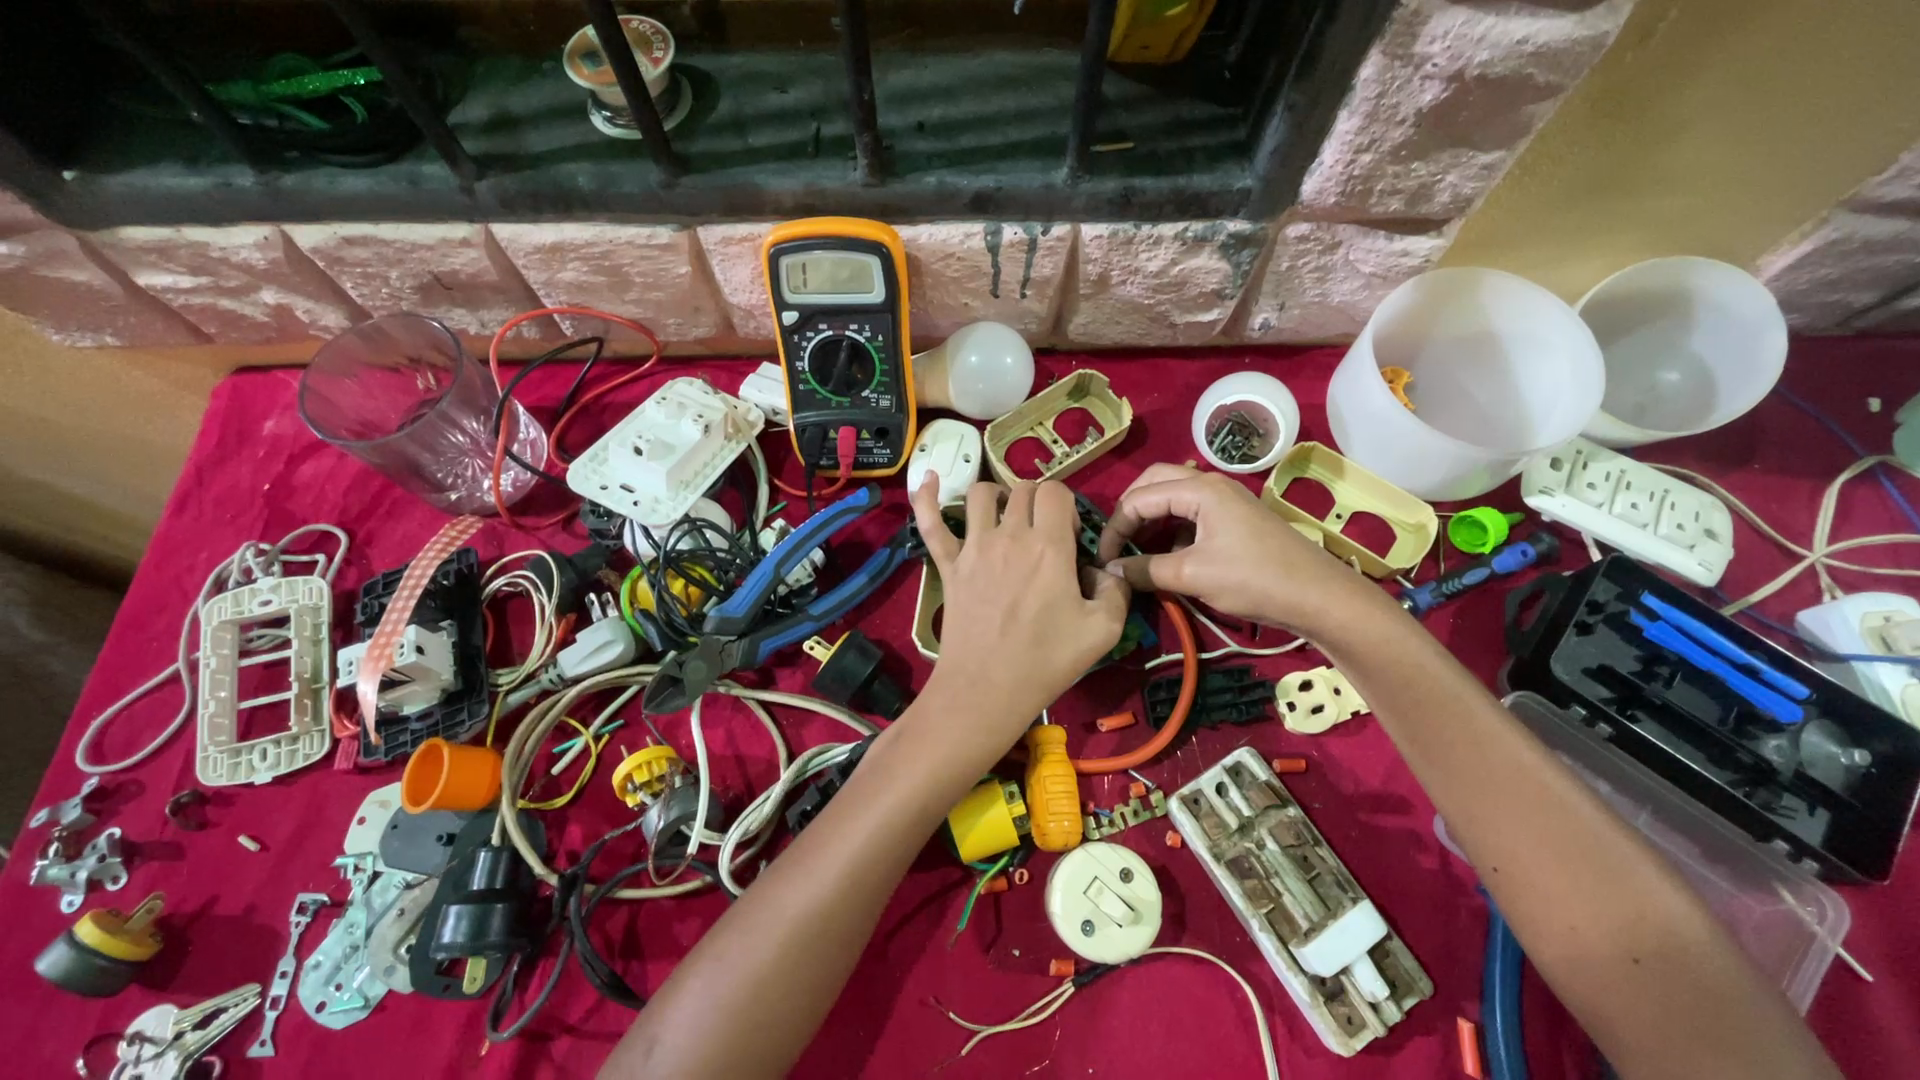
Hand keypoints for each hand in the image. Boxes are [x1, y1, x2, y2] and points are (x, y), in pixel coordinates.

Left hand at [912, 479, 1129, 741]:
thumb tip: (1106, 570)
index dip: (1066, 505)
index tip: (1070, 534)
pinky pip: (930, 522)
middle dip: (1037, 501)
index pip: (1056, 492)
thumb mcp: (1103, 630)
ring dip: (996, 496)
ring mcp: (973, 547)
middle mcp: (1009, 535)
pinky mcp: (947, 565)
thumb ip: (1116, 590)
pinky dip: (926, 497)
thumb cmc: (1046, 660)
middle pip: (1022, 489)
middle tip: (1044, 531)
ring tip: (1005, 516)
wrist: (987, 688)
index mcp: (1049, 546)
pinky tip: (928, 479)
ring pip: (980, 494)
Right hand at [1096, 463, 1386, 636]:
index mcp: (1199, 489)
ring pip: (1173, 498)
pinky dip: (1171, 530)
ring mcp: (1225, 501)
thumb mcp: (1191, 575)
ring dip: (1150, 520)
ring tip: (1135, 552)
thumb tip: (1111, 569)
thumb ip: (1145, 569)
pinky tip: (1166, 557)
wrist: (1317, 596)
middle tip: (1115, 544)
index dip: (1115, 527)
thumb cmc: (1254, 579)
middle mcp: (1210, 485)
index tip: (1102, 559)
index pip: (1139, 497)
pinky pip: (1191, 514)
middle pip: (1154, 484)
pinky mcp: (1234, 520)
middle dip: (1130, 511)